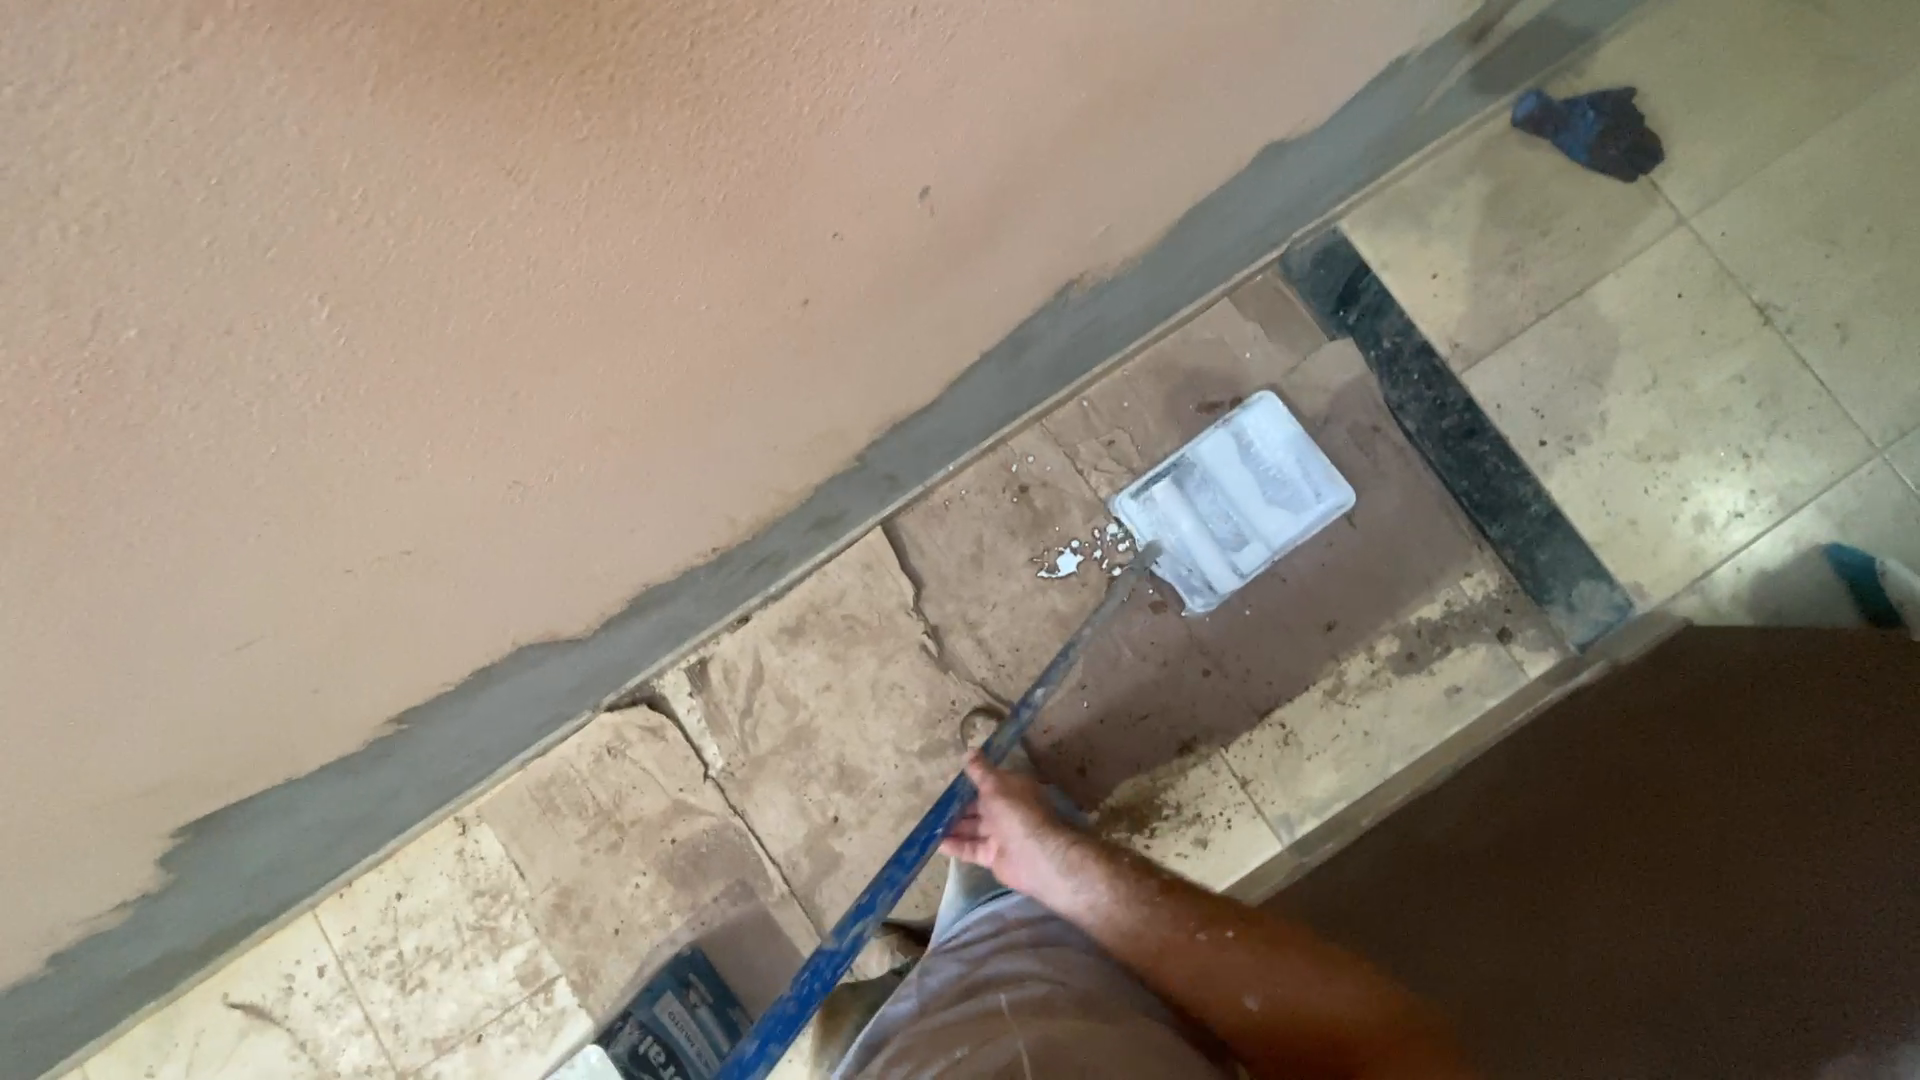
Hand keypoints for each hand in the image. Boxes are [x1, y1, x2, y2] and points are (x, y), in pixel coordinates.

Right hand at [939, 752, 1085, 897]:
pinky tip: (937, 843)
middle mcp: (1006, 810)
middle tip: (933, 805)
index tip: (949, 782)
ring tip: (929, 824)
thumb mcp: (995, 785)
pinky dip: (956, 846)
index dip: (970, 783)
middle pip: (978, 807)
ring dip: (953, 826)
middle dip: (957, 807)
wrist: (1036, 855)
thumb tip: (969, 750)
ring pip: (972, 828)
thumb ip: (980, 771)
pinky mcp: (993, 856)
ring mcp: (1000, 835)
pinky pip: (971, 849)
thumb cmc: (1016, 812)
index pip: (989, 783)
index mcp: (1011, 790)